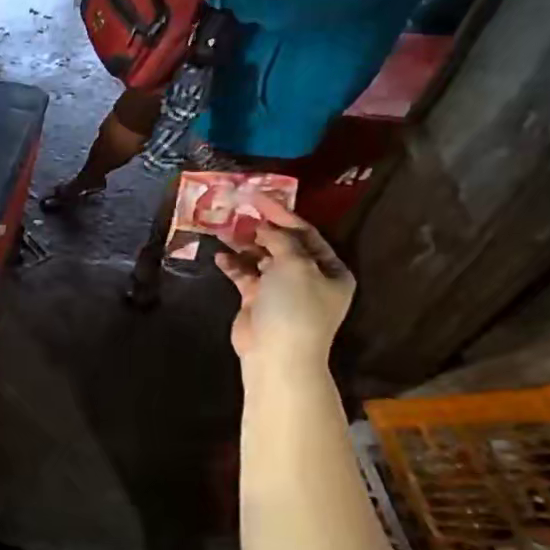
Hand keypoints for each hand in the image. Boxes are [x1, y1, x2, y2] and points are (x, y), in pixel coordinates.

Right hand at [214, 194, 353, 365]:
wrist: (276, 353)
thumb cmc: (294, 306)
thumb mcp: (294, 266)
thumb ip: (280, 240)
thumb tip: (265, 226)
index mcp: (330, 269)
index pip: (305, 233)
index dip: (282, 214)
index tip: (257, 197)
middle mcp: (309, 277)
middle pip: (282, 244)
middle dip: (261, 228)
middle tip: (238, 211)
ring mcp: (282, 290)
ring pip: (261, 258)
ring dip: (243, 244)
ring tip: (223, 230)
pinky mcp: (257, 300)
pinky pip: (245, 275)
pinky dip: (233, 265)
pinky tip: (220, 256)